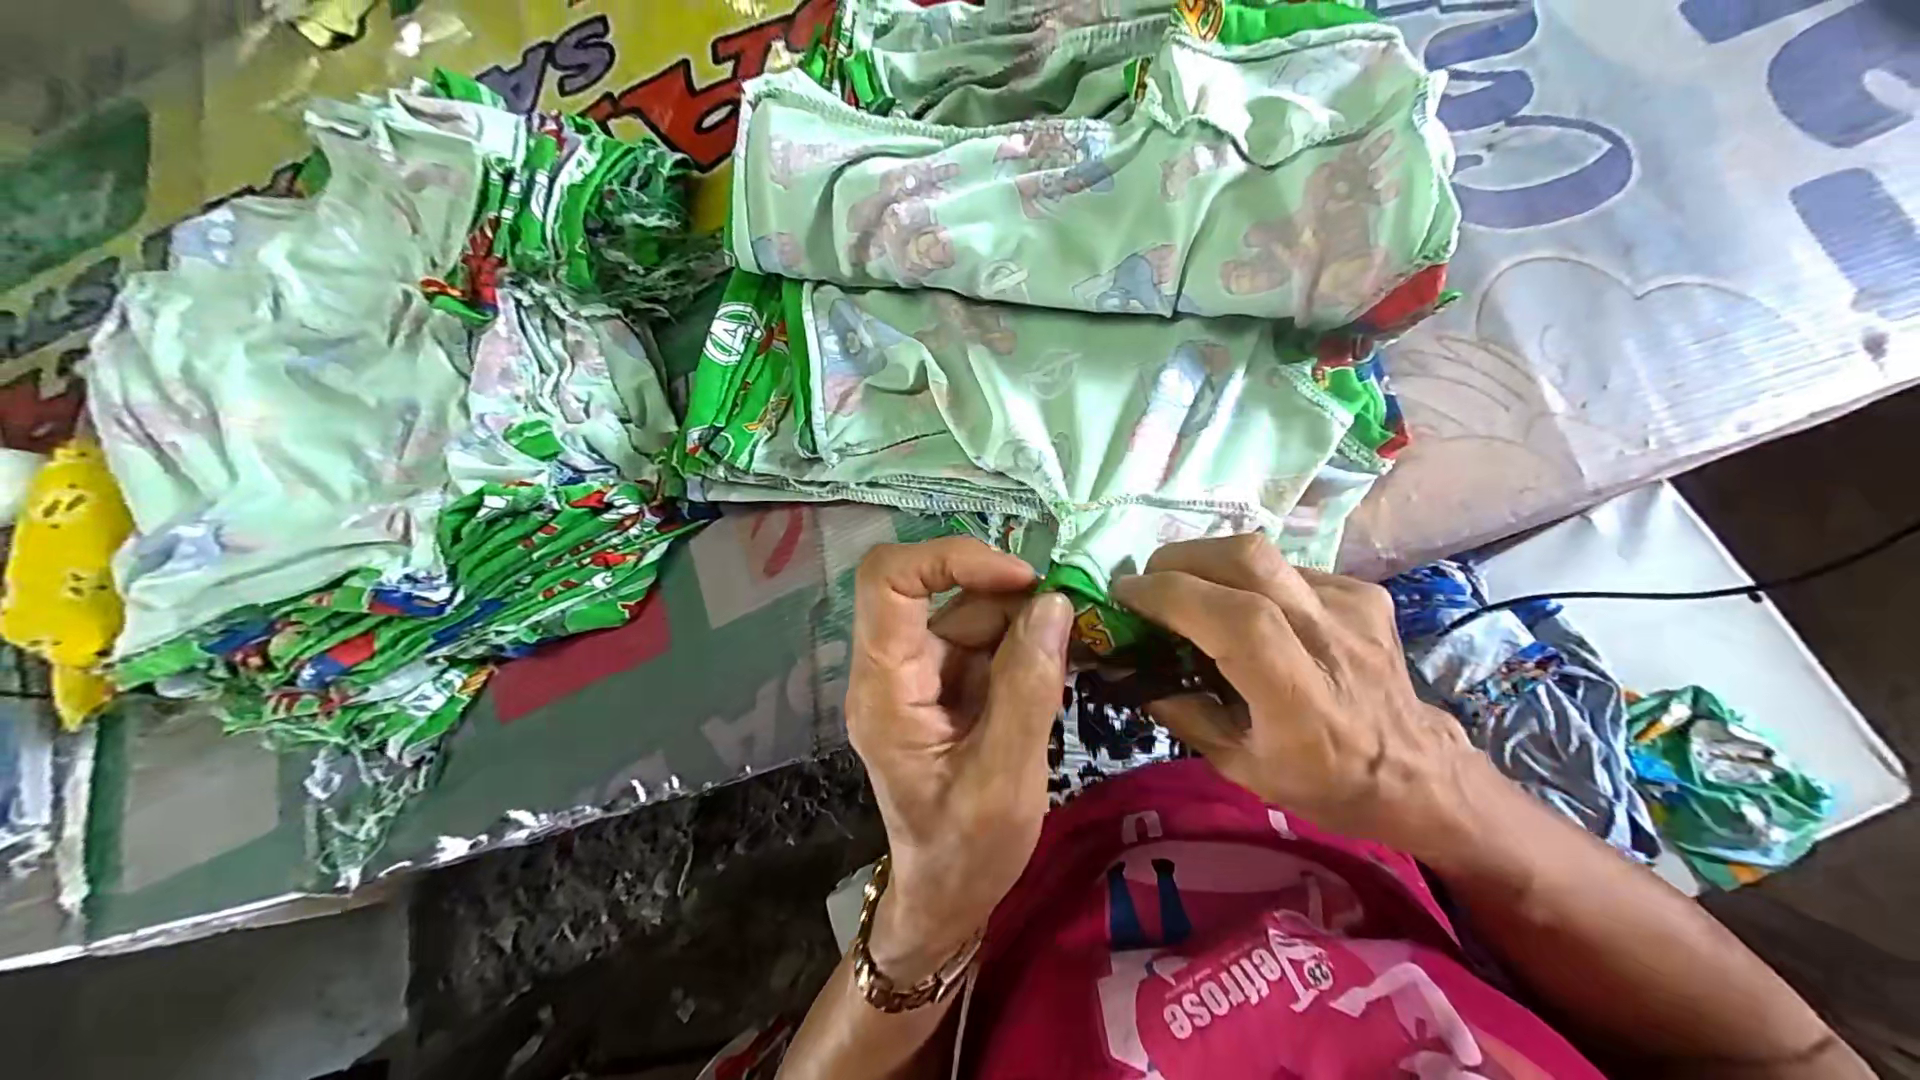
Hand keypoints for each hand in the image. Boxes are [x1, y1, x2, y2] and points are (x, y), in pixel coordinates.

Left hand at [847, 537, 1071, 978]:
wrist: (948, 896)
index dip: (949, 559)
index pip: (889, 581)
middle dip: (1008, 598)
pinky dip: (1025, 644)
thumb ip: (1027, 689)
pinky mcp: (949, 686)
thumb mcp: (1005, 779)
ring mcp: (922, 675)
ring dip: (1024, 622)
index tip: (1019, 579)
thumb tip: (1054, 605)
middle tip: (1072, 620)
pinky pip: (987, 641)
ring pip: (971, 614)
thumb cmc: (966, 851)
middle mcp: (895, 668)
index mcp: (885, 687)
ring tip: (1072, 652)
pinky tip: (1057, 666)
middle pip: (941, 595)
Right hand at [1112, 535, 1482, 858]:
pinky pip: (1284, 568)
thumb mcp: (1239, 766)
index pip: (1234, 619)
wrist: (1420, 774)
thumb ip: (1181, 711)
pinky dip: (1246, 579)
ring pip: (1262, 554)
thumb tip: (1126, 668)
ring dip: (1206, 561)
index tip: (1124, 594)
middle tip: (1148, 582)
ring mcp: (1352, 607)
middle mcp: (1330, 639)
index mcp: (1300, 697)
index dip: (1171, 594)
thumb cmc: (1324, 781)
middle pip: (1246, 559)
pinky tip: (1246, 607)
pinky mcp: (1362, 593)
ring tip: (1186, 589)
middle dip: (1180, 559)